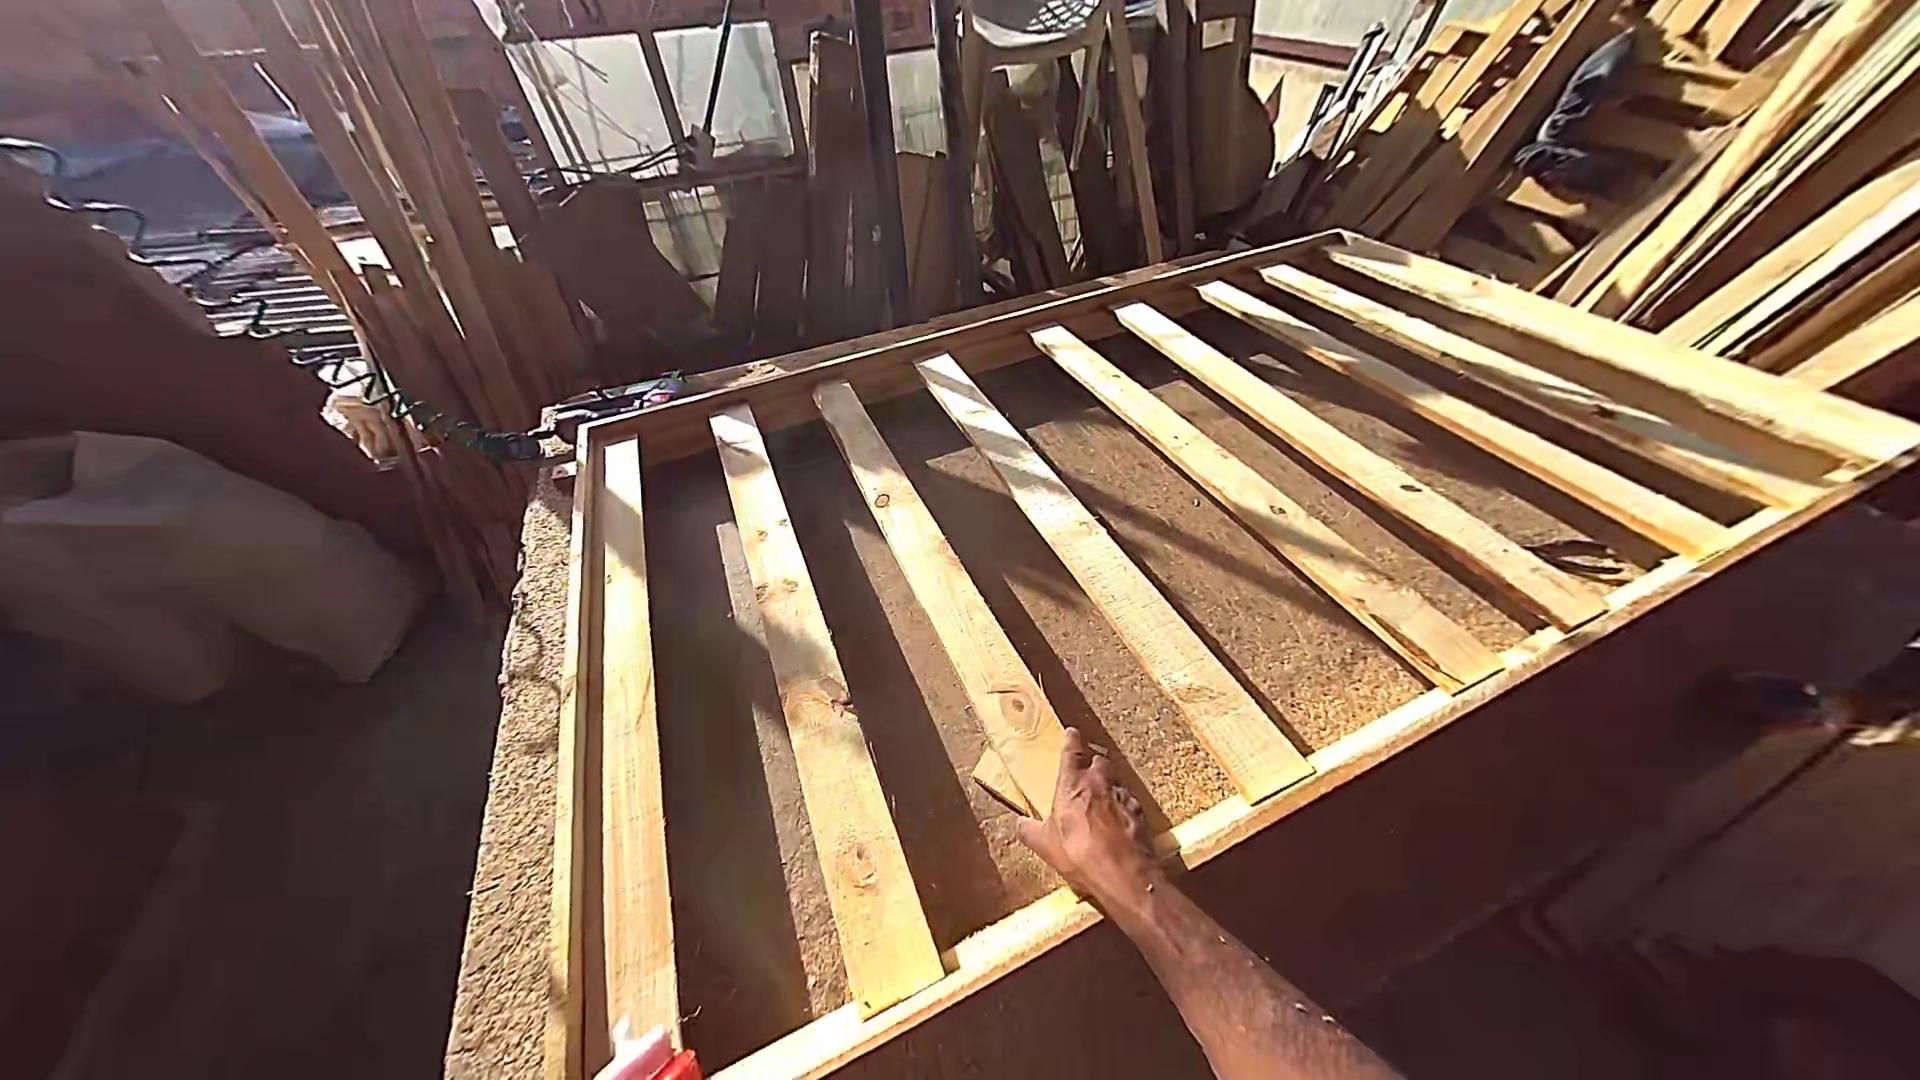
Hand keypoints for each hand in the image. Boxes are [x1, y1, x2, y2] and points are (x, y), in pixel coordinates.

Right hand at [1016, 728, 1163, 902]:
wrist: (1123, 873)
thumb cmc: (1079, 852)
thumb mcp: (1045, 845)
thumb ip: (1029, 831)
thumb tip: (1019, 824)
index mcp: (1073, 783)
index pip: (1072, 751)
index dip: (1071, 740)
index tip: (1072, 732)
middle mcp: (1099, 782)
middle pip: (1099, 760)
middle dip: (1093, 761)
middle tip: (1088, 767)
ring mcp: (1122, 796)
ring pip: (1116, 781)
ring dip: (1109, 786)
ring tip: (1103, 799)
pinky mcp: (1140, 813)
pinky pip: (1130, 803)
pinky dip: (1123, 808)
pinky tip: (1119, 822)